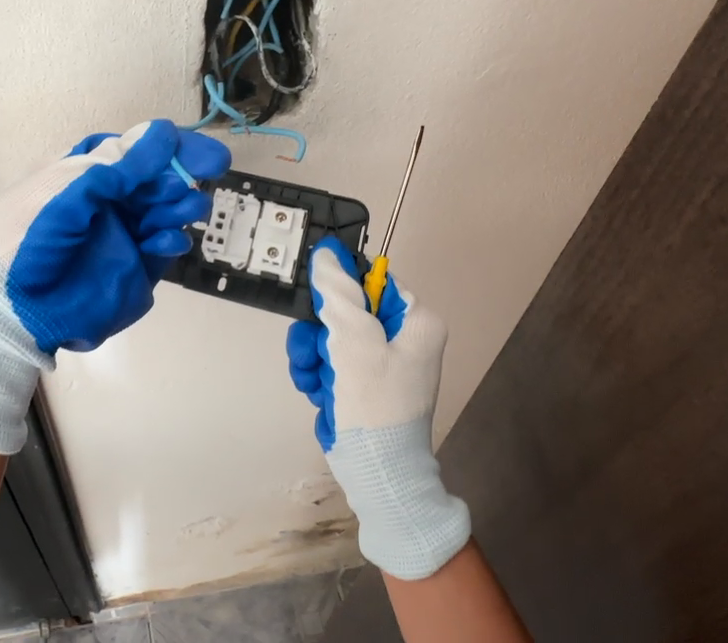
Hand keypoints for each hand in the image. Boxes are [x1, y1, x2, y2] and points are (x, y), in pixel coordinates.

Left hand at [0, 119, 231, 453]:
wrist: (4, 306)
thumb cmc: (29, 234)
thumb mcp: (71, 188)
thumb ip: (119, 163)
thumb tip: (165, 133)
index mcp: (87, 174)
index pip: (139, 152)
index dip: (176, 149)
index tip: (213, 156)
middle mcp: (108, 202)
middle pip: (158, 183)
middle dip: (180, 180)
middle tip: (197, 184)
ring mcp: (121, 238)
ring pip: (164, 215)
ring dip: (180, 208)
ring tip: (188, 209)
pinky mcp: (131, 273)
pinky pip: (160, 252)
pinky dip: (170, 243)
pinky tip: (169, 242)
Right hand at [286, 239, 470, 579]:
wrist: (378, 475)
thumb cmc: (375, 404)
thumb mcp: (353, 340)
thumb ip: (337, 293)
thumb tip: (326, 251)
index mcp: (415, 321)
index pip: (368, 282)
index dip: (336, 292)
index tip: (315, 308)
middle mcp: (402, 336)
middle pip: (344, 310)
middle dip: (318, 334)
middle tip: (312, 353)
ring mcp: (382, 362)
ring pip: (329, 336)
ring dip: (312, 357)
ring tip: (313, 381)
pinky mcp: (363, 383)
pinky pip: (330, 361)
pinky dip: (317, 375)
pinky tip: (318, 393)